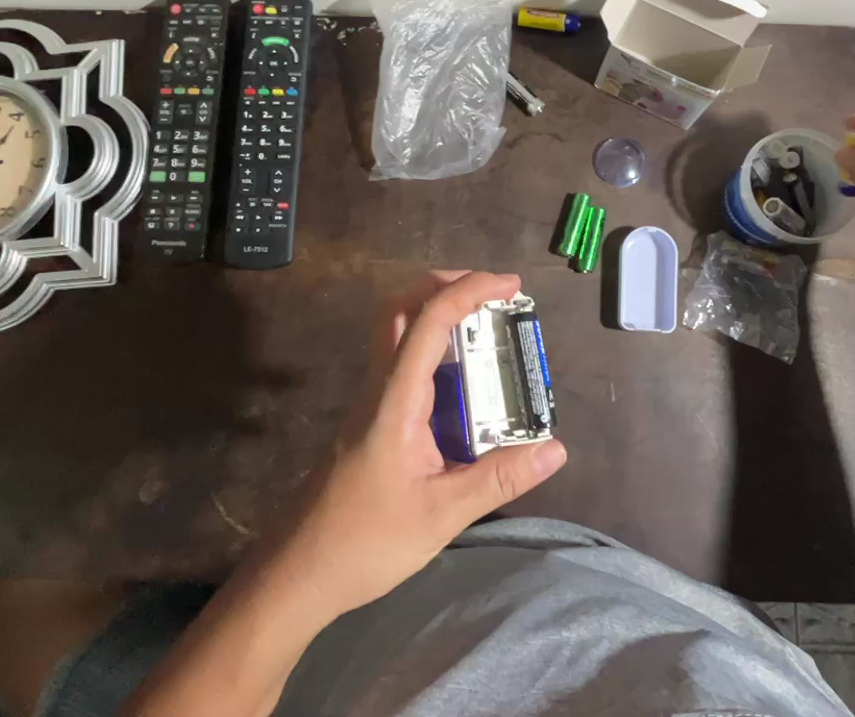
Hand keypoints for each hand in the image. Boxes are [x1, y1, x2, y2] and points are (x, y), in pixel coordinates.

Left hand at [260, 271, 567, 619]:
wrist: (299, 570)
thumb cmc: (366, 541)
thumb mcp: (442, 515)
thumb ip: (498, 479)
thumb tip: (555, 448)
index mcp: (394, 399)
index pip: (429, 322)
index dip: (469, 291)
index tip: (510, 285)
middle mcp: (379, 388)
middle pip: (400, 309)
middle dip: (444, 285)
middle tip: (492, 292)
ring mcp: (370, 402)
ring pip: (396, 333)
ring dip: (436, 314)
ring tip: (485, 326)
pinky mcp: (370, 420)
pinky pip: (401, 365)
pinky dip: (432, 350)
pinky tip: (463, 383)